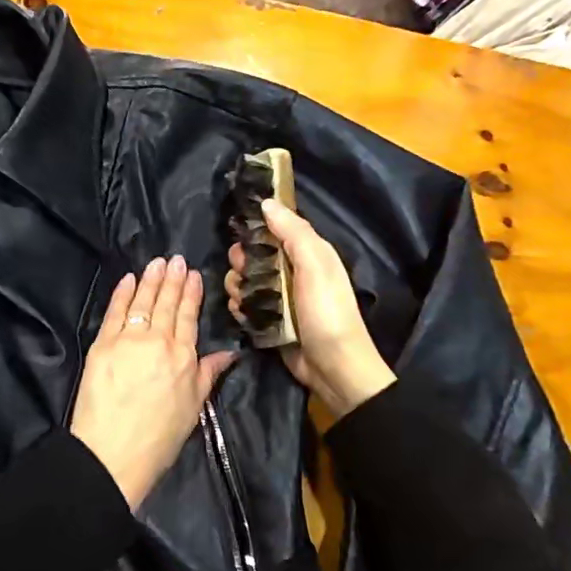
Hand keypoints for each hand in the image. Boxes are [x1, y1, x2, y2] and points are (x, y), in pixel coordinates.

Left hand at [72, 256, 238, 509]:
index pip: (189, 316)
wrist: (113, 454)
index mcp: (184, 357)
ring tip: (157, 262)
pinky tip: (128, 279)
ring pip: (142, 302)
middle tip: (176, 259)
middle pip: (166, 304)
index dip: (191, 293)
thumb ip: (209, 374)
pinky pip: (115, 313)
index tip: (193, 274)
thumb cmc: (158, 438)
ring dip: (150, 280)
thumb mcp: (194, 407)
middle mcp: (158, 342)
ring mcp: (128, 341)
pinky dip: (122, 294)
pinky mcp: (102, 345)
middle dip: (172, 279)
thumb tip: (230, 353)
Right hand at [226, 198, 394, 421]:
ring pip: (245, 280)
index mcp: (307, 254)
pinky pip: (244, 306)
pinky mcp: (268, 321)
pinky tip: (241, 312)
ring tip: (242, 297)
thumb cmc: (327, 311)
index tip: (241, 232)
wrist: (333, 367)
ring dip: (237, 285)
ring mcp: (279, 299)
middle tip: (242, 270)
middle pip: (254, 255)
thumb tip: (267, 202)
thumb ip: (293, 232)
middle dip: (241, 260)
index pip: (275, 230)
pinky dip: (239, 307)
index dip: (255, 228)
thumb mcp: (316, 264)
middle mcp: (292, 272)